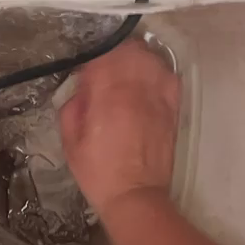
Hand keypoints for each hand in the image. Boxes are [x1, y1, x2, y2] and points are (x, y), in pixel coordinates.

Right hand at [59, 35, 181, 215]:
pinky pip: (168, 75)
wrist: (134, 194)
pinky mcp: (173, 107)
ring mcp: (159, 97)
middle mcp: (136, 90)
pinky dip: (156, 72)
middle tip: (104, 68)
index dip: (91, 60)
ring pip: (151, 58)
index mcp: (107, 97)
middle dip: (114, 54)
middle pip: (130, 50)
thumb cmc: (98, 172)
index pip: (102, 56)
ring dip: (136, 59)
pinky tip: (145, 82)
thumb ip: (72, 108)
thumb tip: (81, 90)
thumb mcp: (71, 142)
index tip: (84, 73)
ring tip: (125, 72)